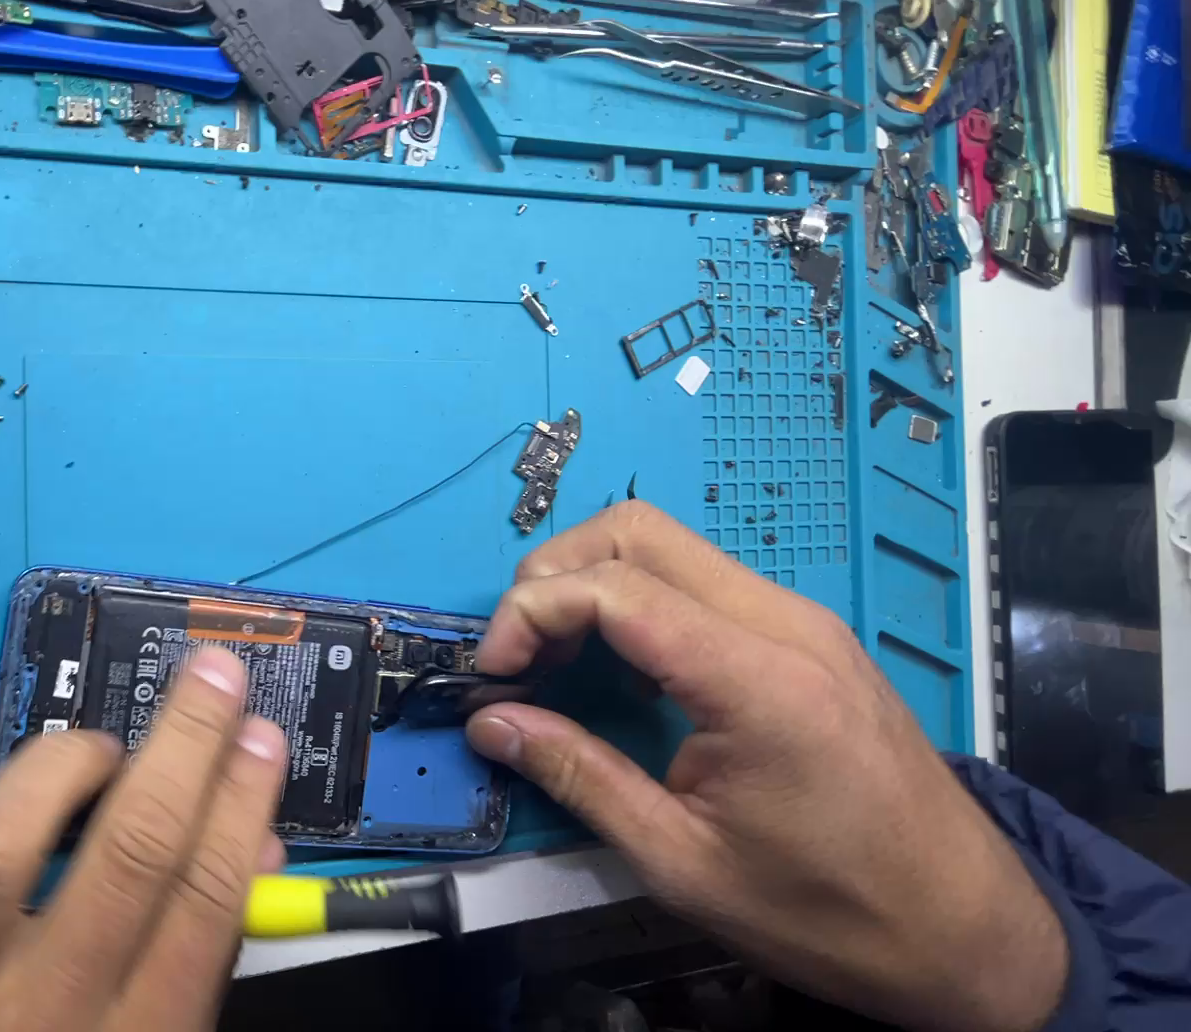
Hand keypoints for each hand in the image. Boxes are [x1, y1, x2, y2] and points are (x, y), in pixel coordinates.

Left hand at [0, 646, 286, 1031]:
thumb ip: (198, 952)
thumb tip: (254, 842)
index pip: (203, 903)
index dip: (240, 804)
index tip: (259, 734)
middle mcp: (35, 1017)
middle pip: (127, 855)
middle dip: (184, 746)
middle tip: (213, 675)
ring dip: (58, 770)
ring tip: (91, 754)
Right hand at [466, 502, 1065, 1031]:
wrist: (980, 937)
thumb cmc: (831, 914)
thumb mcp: (681, 862)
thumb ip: (575, 774)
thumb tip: (488, 723)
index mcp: (756, 680)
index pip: (613, 587)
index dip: (530, 613)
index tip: (494, 672)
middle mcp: (779, 621)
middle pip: (631, 530)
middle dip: (549, 574)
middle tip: (519, 649)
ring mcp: (795, 617)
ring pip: (658, 540)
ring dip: (584, 579)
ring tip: (554, 653)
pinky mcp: (797, 629)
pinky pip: (689, 575)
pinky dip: (626, 596)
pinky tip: (615, 663)